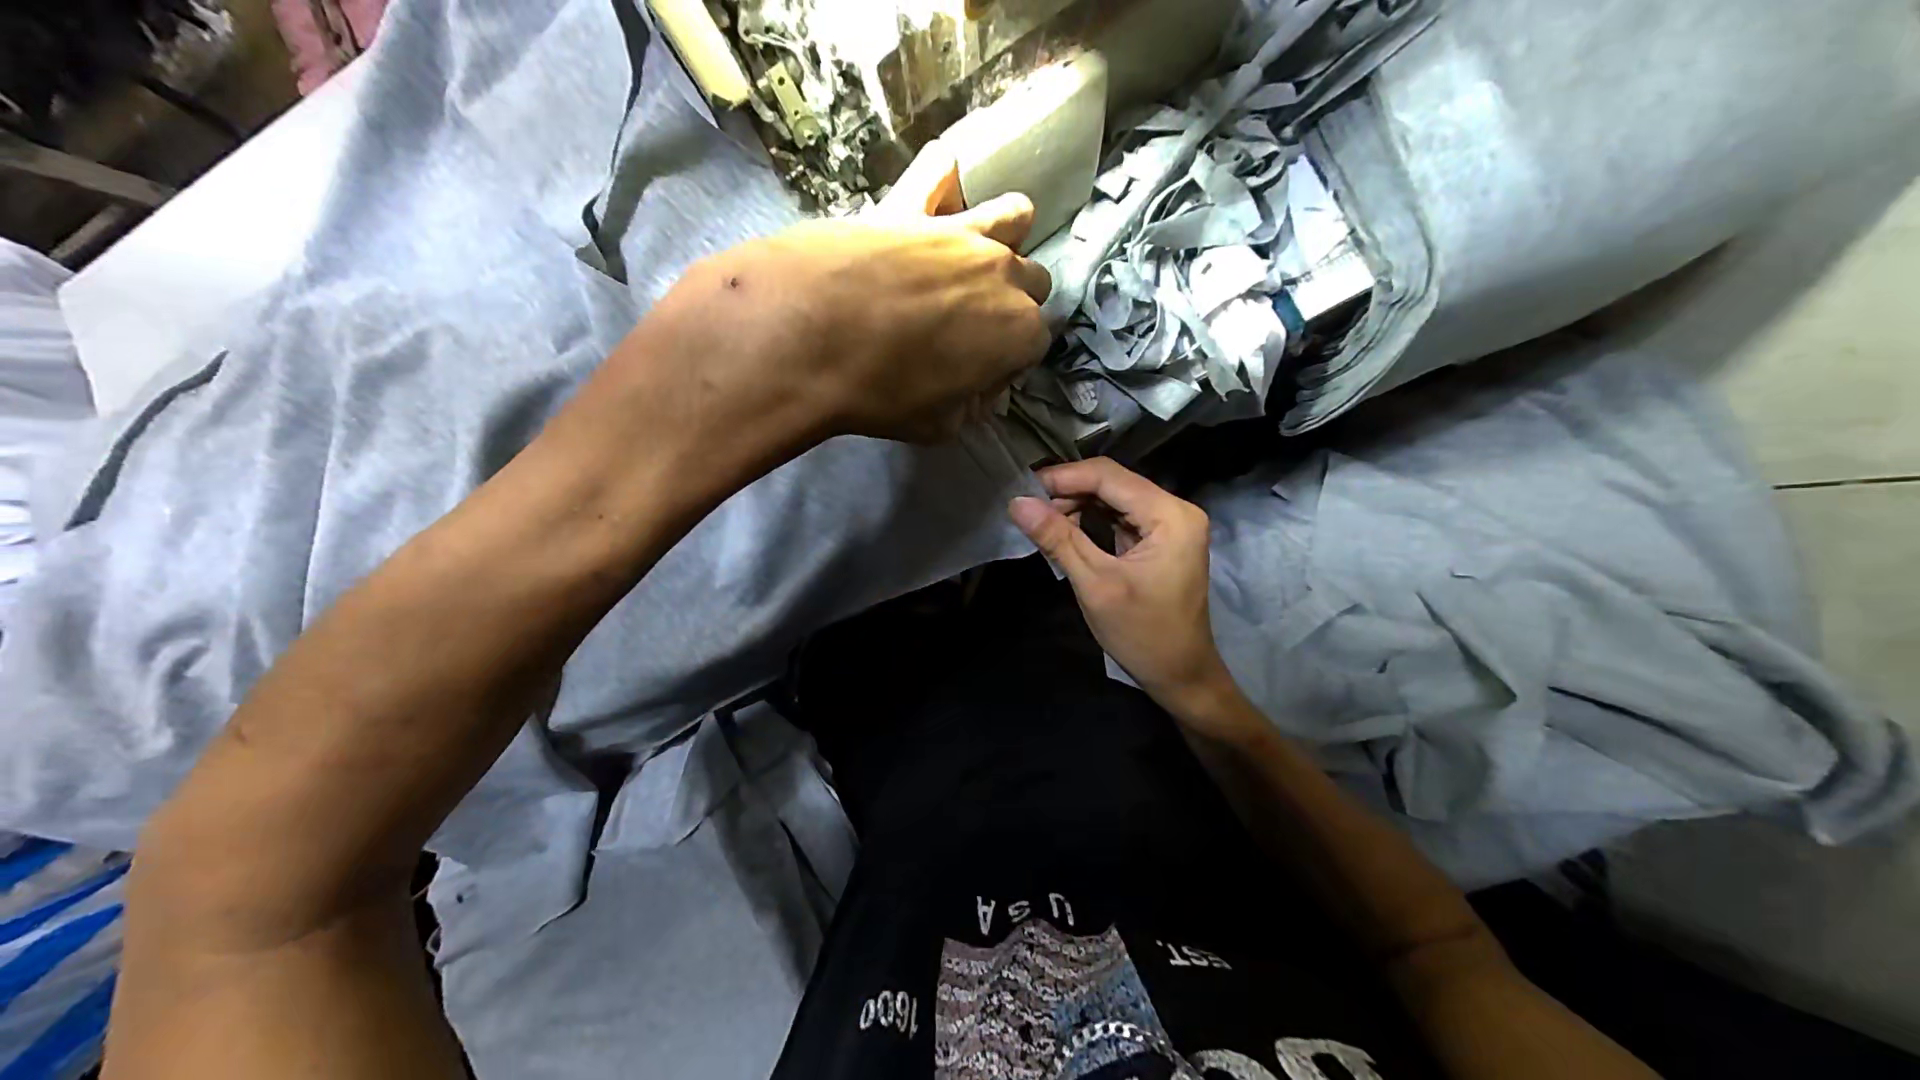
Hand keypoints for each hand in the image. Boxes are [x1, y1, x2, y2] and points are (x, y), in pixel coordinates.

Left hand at [631, 141, 1051, 446]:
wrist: (808, 334)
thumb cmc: (880, 391)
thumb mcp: (939, 425)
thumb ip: (973, 406)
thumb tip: (980, 390)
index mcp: (1020, 332)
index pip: (1033, 343)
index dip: (1006, 360)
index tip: (977, 371)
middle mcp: (1006, 275)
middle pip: (1032, 281)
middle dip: (1012, 301)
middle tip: (969, 322)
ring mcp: (964, 233)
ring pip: (1014, 217)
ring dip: (1004, 235)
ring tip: (969, 255)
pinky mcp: (917, 205)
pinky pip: (943, 174)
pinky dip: (943, 180)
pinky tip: (937, 187)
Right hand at [1008, 458, 1237, 716]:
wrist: (1181, 675)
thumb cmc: (1142, 634)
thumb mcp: (1095, 584)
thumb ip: (1058, 538)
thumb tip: (1016, 503)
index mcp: (1170, 515)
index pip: (1108, 476)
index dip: (1063, 478)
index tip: (1023, 489)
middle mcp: (1176, 509)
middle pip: (1113, 483)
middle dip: (1069, 491)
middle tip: (1029, 509)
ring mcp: (1172, 524)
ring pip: (1115, 498)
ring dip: (1078, 505)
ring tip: (1042, 520)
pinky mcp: (1162, 539)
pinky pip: (1122, 516)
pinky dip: (1093, 520)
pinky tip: (1065, 529)